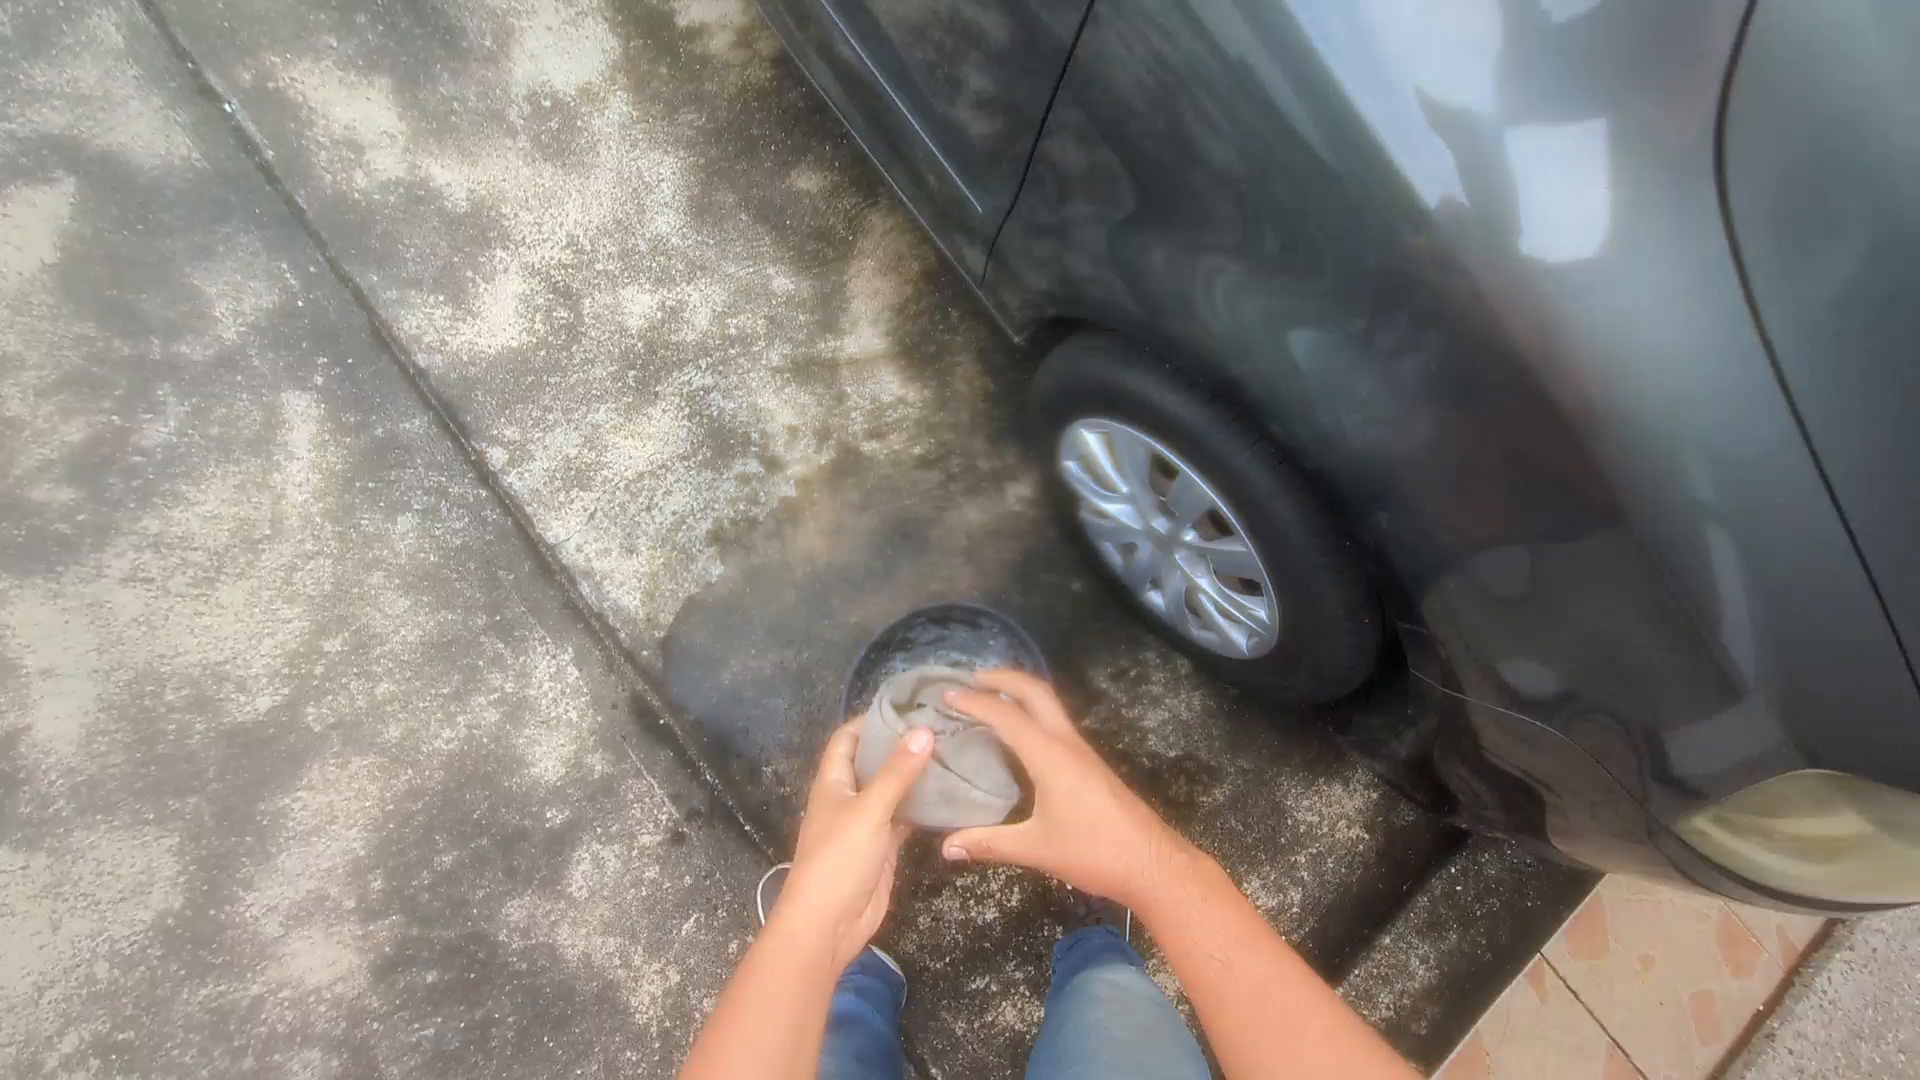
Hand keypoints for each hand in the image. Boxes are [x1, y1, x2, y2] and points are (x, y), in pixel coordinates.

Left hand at [777, 718, 934, 969]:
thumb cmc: (839, 858)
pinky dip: (924, 807)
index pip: (847, 738)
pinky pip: (906, 818)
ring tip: (951, 752)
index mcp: (833, 781)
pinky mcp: (884, 846)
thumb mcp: (869, 809)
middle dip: (900, 745)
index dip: (870, 720)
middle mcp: (849, 797)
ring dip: (915, 775)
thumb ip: (897, 772)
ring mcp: (867, 823)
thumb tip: (924, 730)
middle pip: (873, 762)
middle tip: (939, 726)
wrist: (829, 925)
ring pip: (893, 790)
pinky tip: (950, 794)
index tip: (906, 705)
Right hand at [939, 670, 1196, 910]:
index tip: (947, 695)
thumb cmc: (1094, 852)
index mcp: (1050, 755)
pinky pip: (1056, 723)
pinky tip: (1021, 733)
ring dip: (1021, 692)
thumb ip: (989, 844)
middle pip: (1036, 692)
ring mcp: (1082, 751)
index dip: (974, 702)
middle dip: (1004, 677)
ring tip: (992, 696)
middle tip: (973, 678)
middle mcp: (1066, 743)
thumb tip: (946, 847)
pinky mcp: (1090, 764)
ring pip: (1050, 704)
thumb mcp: (1036, 848)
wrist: (1152, 863)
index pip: (1006, 715)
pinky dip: (1034, 712)